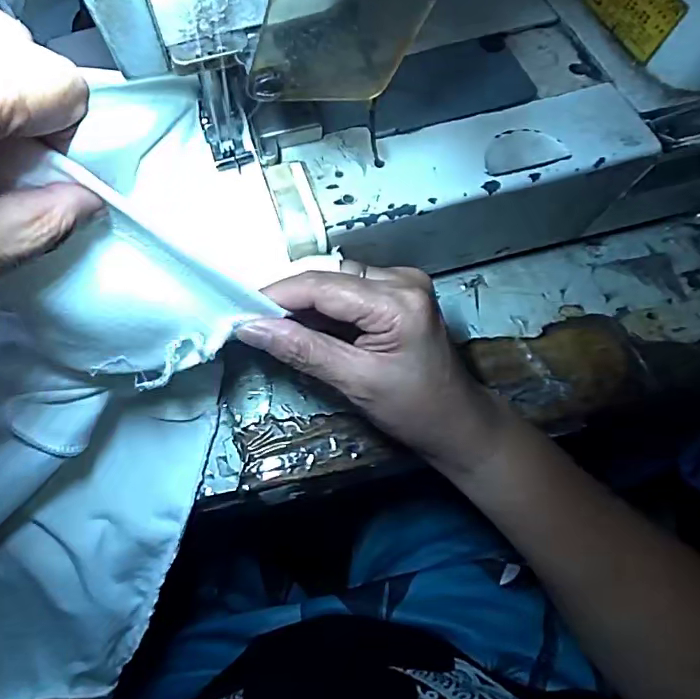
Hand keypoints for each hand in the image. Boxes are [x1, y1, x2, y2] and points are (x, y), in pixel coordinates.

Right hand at [236, 266, 511, 473]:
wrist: (458, 423)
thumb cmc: (414, 410)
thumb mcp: (355, 382)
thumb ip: (303, 349)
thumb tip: (252, 327)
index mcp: (398, 300)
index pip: (323, 285)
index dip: (278, 295)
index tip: (241, 310)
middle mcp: (402, 279)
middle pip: (329, 276)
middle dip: (288, 296)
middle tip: (252, 318)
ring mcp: (403, 281)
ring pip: (336, 278)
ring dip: (304, 299)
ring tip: (271, 321)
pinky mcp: (399, 290)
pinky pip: (350, 287)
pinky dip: (324, 304)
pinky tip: (303, 321)